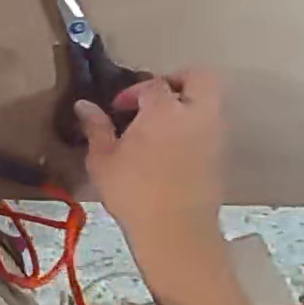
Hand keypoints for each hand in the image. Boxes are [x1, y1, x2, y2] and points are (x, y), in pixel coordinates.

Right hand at [76, 70, 225, 251]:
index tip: (116, 109)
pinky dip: (191, 123)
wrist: (173, 226)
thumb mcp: (102, 158)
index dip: (132, 92)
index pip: (153, 85)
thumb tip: (83, 105)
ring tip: (156, 124)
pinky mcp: (220, 152)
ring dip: (186, 103)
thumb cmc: (130, 190)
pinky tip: (167, 144)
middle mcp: (196, 114)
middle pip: (200, 78)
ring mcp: (214, 133)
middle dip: (176, 80)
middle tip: (150, 97)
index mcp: (164, 111)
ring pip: (209, 101)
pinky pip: (209, 123)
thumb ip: (96, 127)